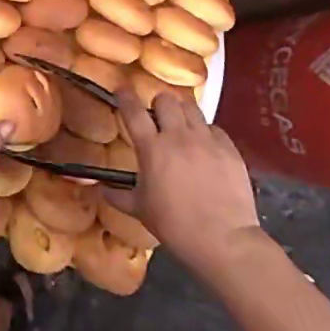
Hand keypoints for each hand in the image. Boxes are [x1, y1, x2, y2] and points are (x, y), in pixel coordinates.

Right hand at [106, 88, 263, 273]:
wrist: (223, 239)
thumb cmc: (175, 225)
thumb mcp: (141, 210)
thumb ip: (119, 195)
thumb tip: (100, 190)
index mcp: (152, 149)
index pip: (133, 111)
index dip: (125, 97)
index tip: (121, 91)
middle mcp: (178, 136)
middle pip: (166, 99)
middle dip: (158, 104)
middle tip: (157, 118)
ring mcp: (206, 139)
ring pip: (192, 107)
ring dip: (182, 112)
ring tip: (181, 126)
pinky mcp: (229, 147)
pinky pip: (214, 128)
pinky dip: (206, 132)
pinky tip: (205, 147)